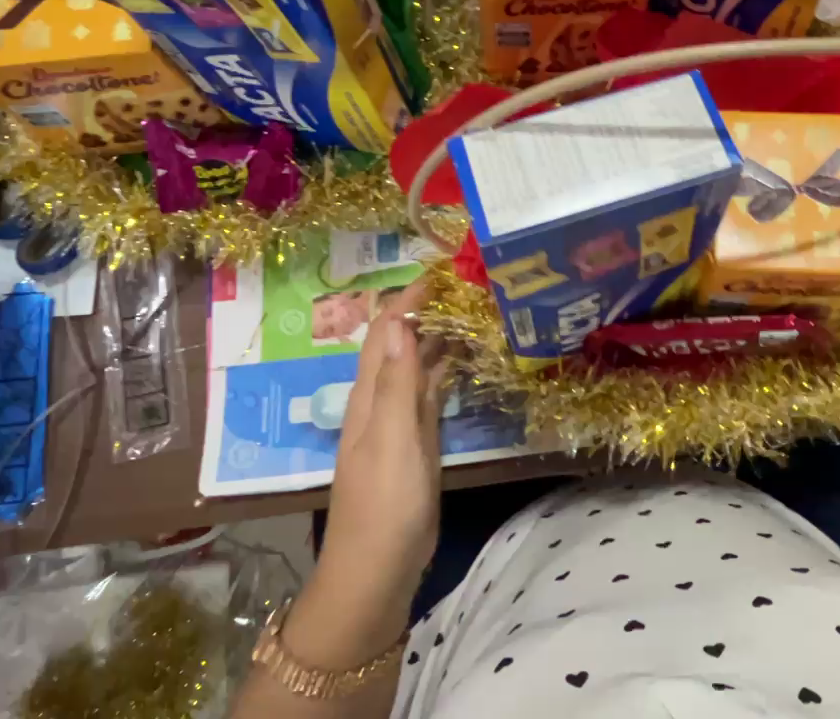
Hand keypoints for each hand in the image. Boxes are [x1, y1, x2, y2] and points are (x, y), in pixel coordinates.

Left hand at [311, 280, 446, 639]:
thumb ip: (395, 384)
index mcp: (367, 396)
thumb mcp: (391, 440)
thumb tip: (399, 321)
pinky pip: (429, 394)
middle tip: (466, 284)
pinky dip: (444, 370)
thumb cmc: (383, 504)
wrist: (376, 570)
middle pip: (399, 343)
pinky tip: (465, 359)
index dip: (407, 299)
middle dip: (424, 310)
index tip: (440, 271)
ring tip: (471, 310)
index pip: (385, 332)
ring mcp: (398, 423)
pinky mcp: (417, 443)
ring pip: (416, 366)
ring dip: (436, 336)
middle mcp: (380, 401)